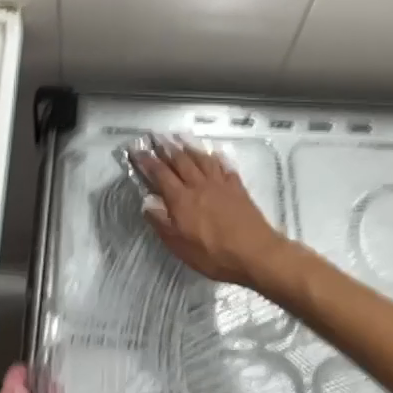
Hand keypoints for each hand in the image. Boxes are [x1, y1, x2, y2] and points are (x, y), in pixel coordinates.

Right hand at [132, 139, 292, 287]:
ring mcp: (220, 184)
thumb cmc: (214, 254)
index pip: (160, 174)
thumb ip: (161, 222)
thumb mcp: (179, 246)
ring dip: (189, 148)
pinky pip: (224, 167)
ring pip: (202, 159)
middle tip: (157, 138)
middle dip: (166, 148)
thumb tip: (147, 203)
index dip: (147, 161)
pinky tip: (214, 155)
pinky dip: (216, 158)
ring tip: (180, 139)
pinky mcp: (238, 188)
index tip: (137, 151)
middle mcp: (199, 186)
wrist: (256, 254)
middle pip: (180, 161)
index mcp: (181, 199)